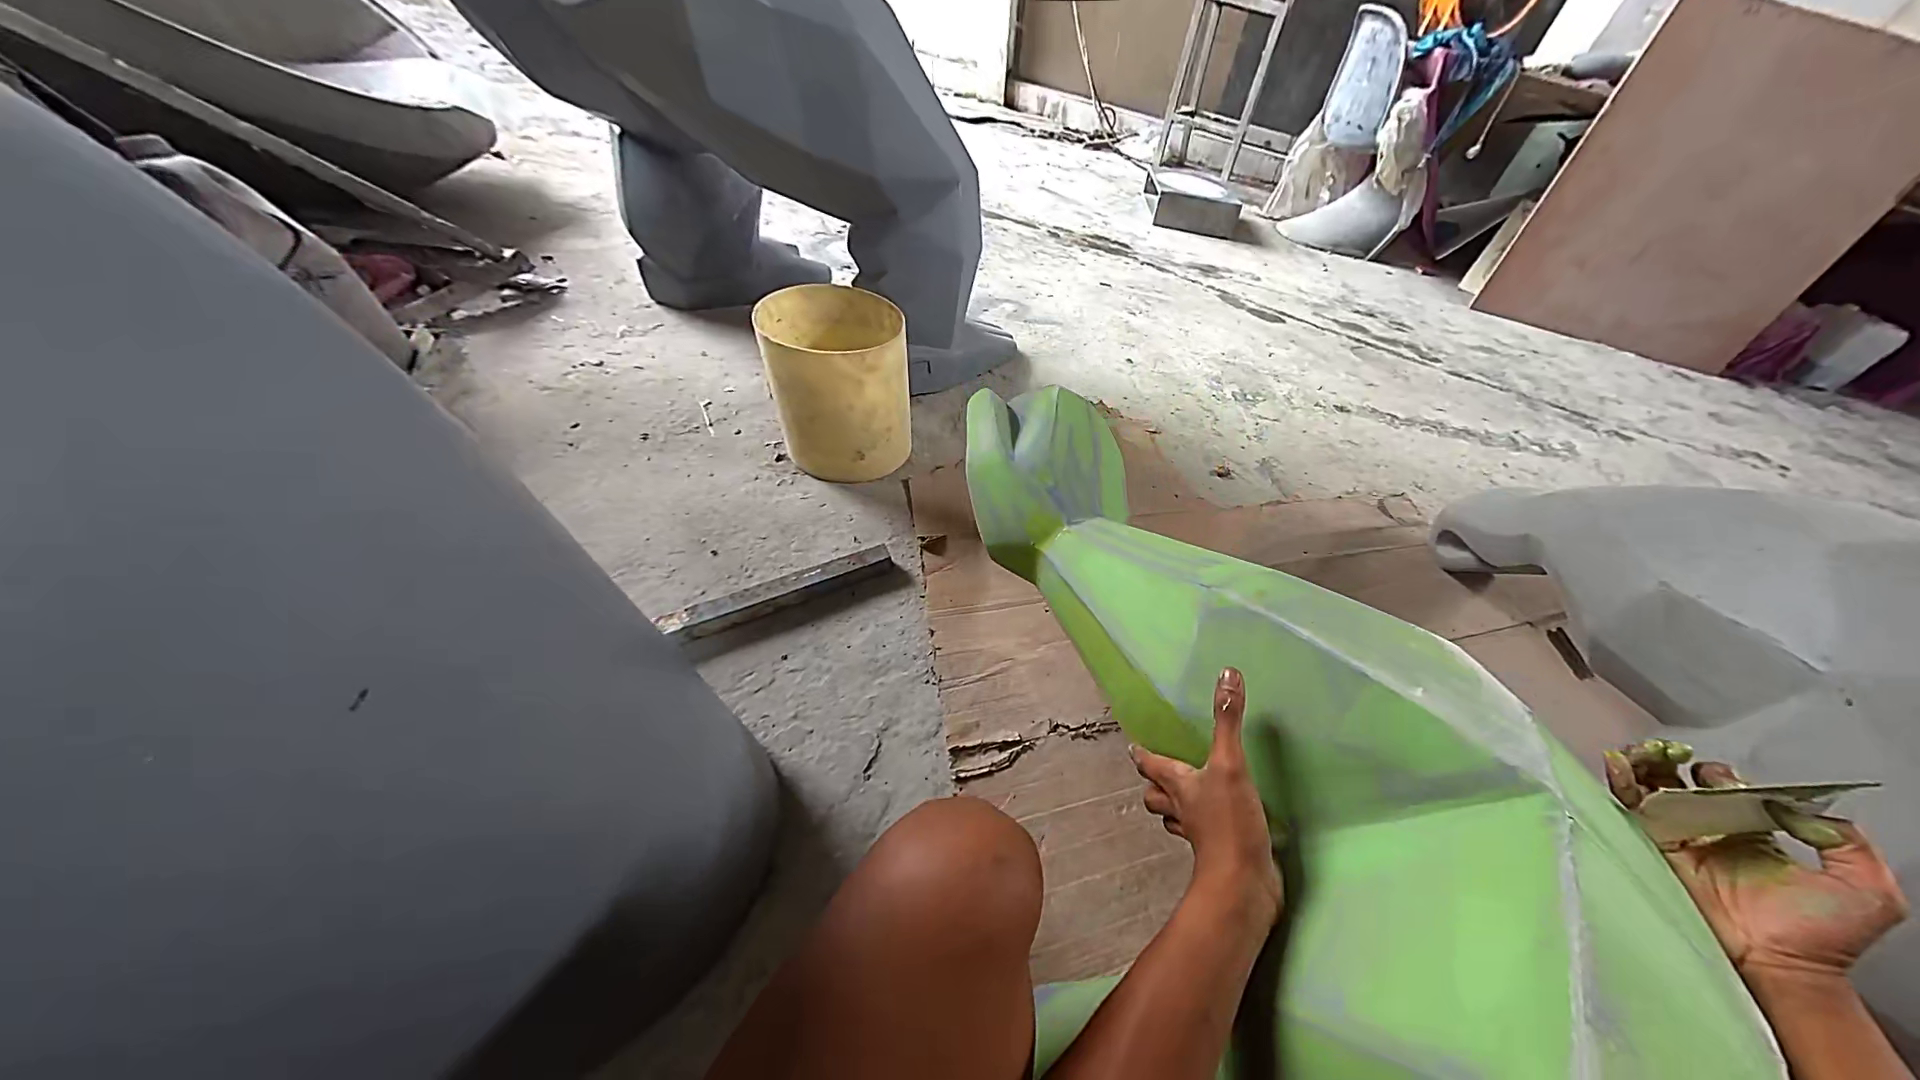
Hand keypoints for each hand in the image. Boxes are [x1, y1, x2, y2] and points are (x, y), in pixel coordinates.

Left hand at [1131, 668, 1281, 922]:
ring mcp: (1197, 832)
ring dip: (1173, 805)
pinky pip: (1199, 833)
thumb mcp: (1230, 764)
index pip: (1150, 764)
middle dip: (1153, 782)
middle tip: (1153, 773)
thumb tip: (1228, 674)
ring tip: (1178, 796)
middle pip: (1156, 792)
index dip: (1142, 754)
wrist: (1243, 883)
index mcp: (1177, 783)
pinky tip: (1213, 821)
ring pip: (1174, 815)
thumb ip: (1227, 721)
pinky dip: (1200, 825)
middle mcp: (1180, 806)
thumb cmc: (1228, 821)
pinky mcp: (1216, 851)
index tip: (1133, 746)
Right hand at [1604, 739, 1907, 978]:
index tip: (1720, 773)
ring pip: (1648, 787)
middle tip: (1671, 750)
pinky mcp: (1649, 843)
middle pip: (1678, 780)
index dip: (1721, 773)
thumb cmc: (1823, 935)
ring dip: (1642, 763)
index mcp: (1750, 833)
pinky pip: (1629, 806)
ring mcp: (1675, 836)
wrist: (1777, 963)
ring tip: (1645, 751)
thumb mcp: (1868, 890)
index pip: (1726, 788)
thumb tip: (1795, 806)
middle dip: (1670, 759)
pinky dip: (1620, 781)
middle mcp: (1708, 829)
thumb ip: (1846, 842)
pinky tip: (1619, 763)